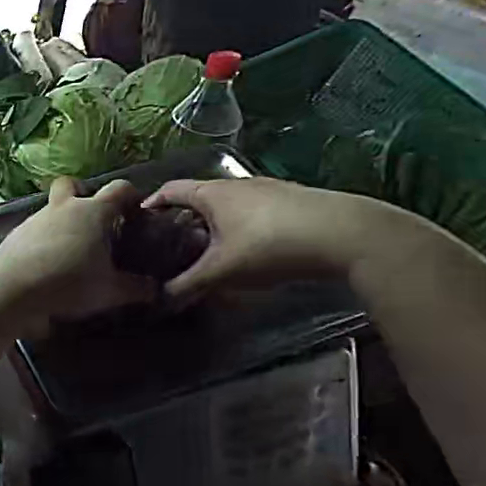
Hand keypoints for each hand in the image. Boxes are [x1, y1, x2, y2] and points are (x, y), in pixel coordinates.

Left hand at [0, 176, 155, 323]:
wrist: (10, 288)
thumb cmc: (69, 282)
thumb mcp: (109, 291)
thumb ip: (135, 288)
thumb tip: (156, 290)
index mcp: (94, 211)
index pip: (119, 189)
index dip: (130, 196)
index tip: (136, 211)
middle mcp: (63, 208)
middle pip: (71, 185)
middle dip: (81, 194)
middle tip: (90, 220)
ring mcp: (34, 220)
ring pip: (49, 210)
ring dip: (58, 223)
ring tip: (66, 250)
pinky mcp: (13, 236)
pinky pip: (30, 232)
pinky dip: (38, 242)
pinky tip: (42, 264)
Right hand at [147, 177, 424, 299]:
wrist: (347, 234)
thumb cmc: (269, 246)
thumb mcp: (219, 272)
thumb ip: (185, 286)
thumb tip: (157, 301)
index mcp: (212, 193)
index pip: (170, 190)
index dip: (151, 203)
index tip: (138, 221)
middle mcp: (238, 184)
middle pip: (199, 196)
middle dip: (181, 217)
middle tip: (169, 242)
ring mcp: (269, 189)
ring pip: (228, 204)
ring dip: (212, 222)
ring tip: (204, 248)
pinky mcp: (293, 201)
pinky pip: (252, 211)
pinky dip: (238, 226)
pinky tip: (243, 249)